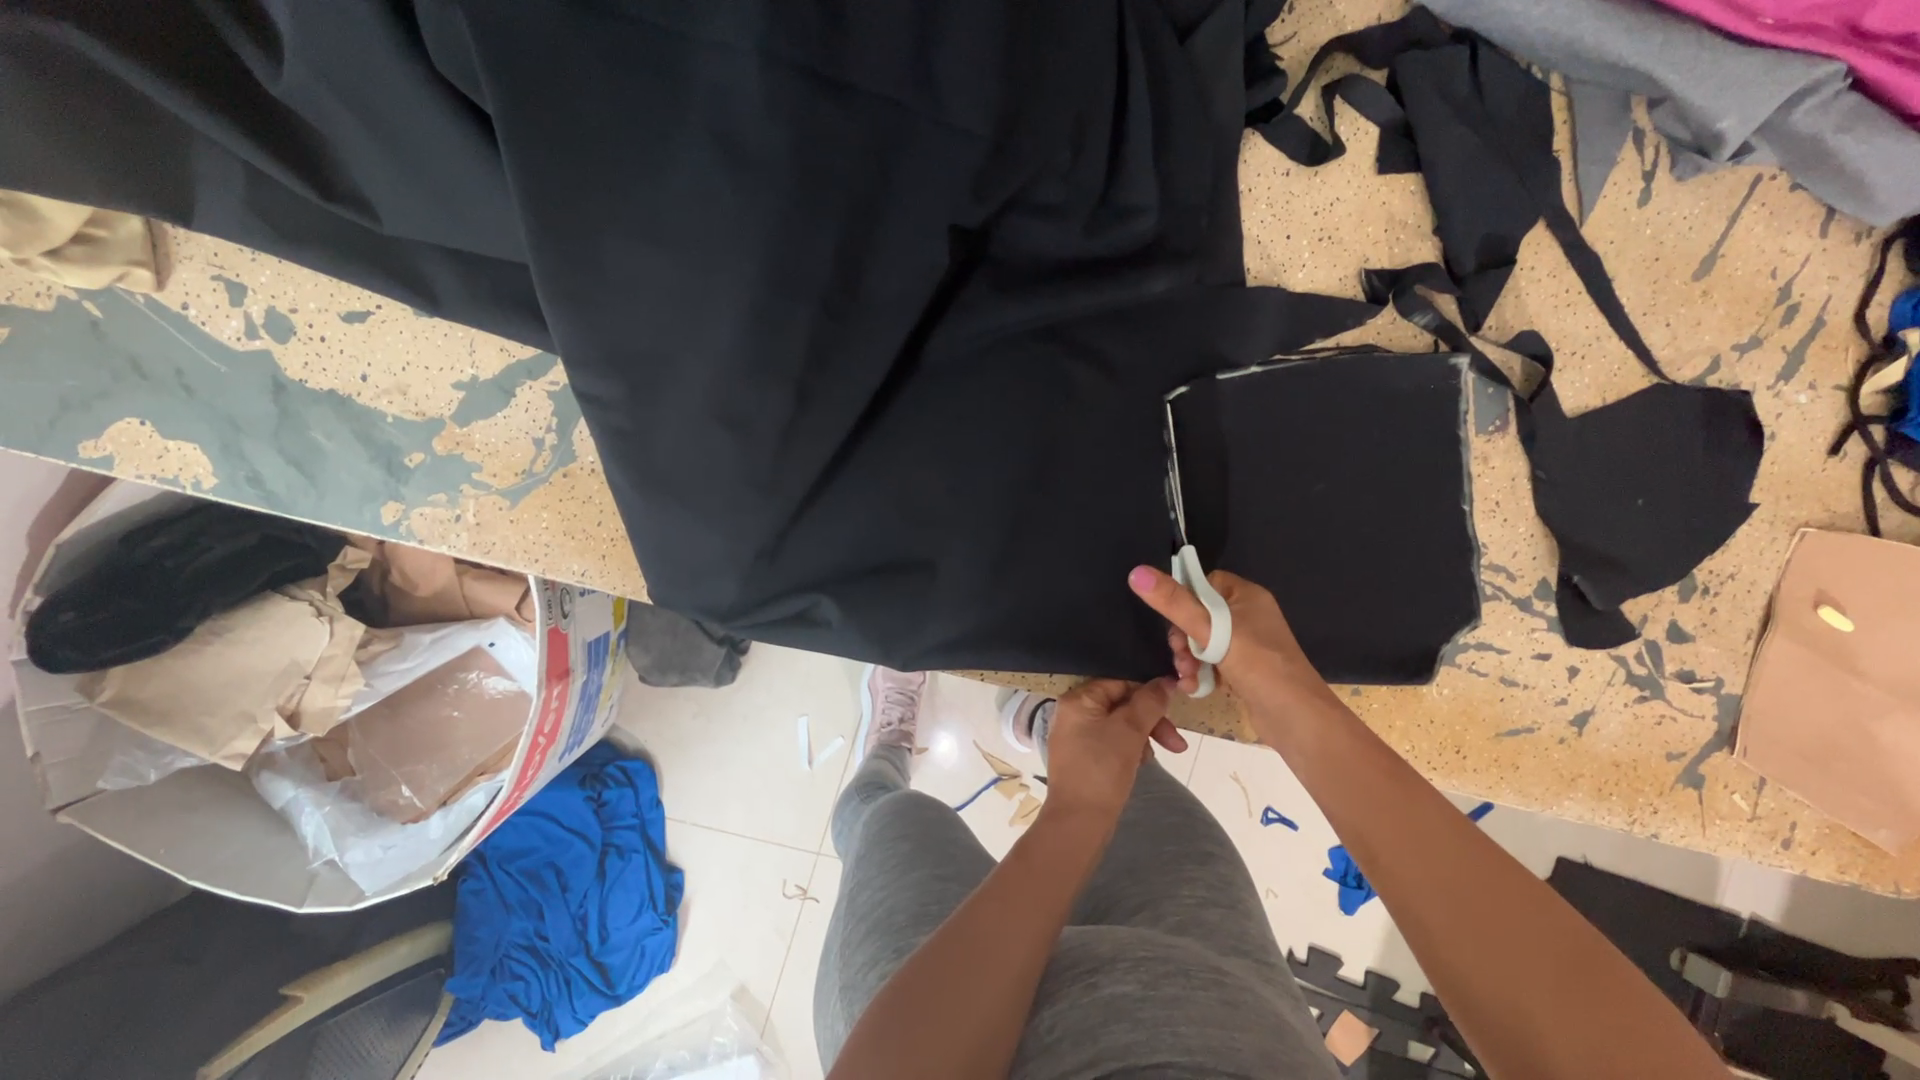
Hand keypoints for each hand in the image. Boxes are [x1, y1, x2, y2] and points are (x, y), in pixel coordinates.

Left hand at [1040, 678, 1187, 824]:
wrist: (1079, 821)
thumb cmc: (1102, 769)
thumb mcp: (1130, 731)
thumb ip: (1149, 702)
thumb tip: (1165, 681)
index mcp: (1077, 699)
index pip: (1119, 681)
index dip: (1149, 692)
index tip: (1174, 707)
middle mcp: (1073, 713)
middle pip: (1121, 704)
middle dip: (1151, 721)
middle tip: (1176, 743)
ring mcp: (1076, 736)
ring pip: (1120, 724)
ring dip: (1144, 736)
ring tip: (1155, 758)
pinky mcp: (1083, 757)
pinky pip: (1112, 742)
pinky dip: (1130, 749)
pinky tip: (1142, 764)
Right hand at [1127, 565, 1333, 714]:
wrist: (1294, 716)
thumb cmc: (1256, 663)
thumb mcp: (1210, 629)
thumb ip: (1173, 602)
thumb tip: (1136, 571)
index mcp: (1247, 596)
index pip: (1204, 583)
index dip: (1183, 599)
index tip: (1171, 620)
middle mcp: (1249, 616)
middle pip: (1199, 615)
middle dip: (1183, 637)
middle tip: (1180, 654)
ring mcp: (1248, 645)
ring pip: (1203, 642)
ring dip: (1188, 659)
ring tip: (1185, 676)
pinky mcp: (1245, 670)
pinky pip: (1213, 664)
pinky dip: (1200, 673)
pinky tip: (1193, 688)